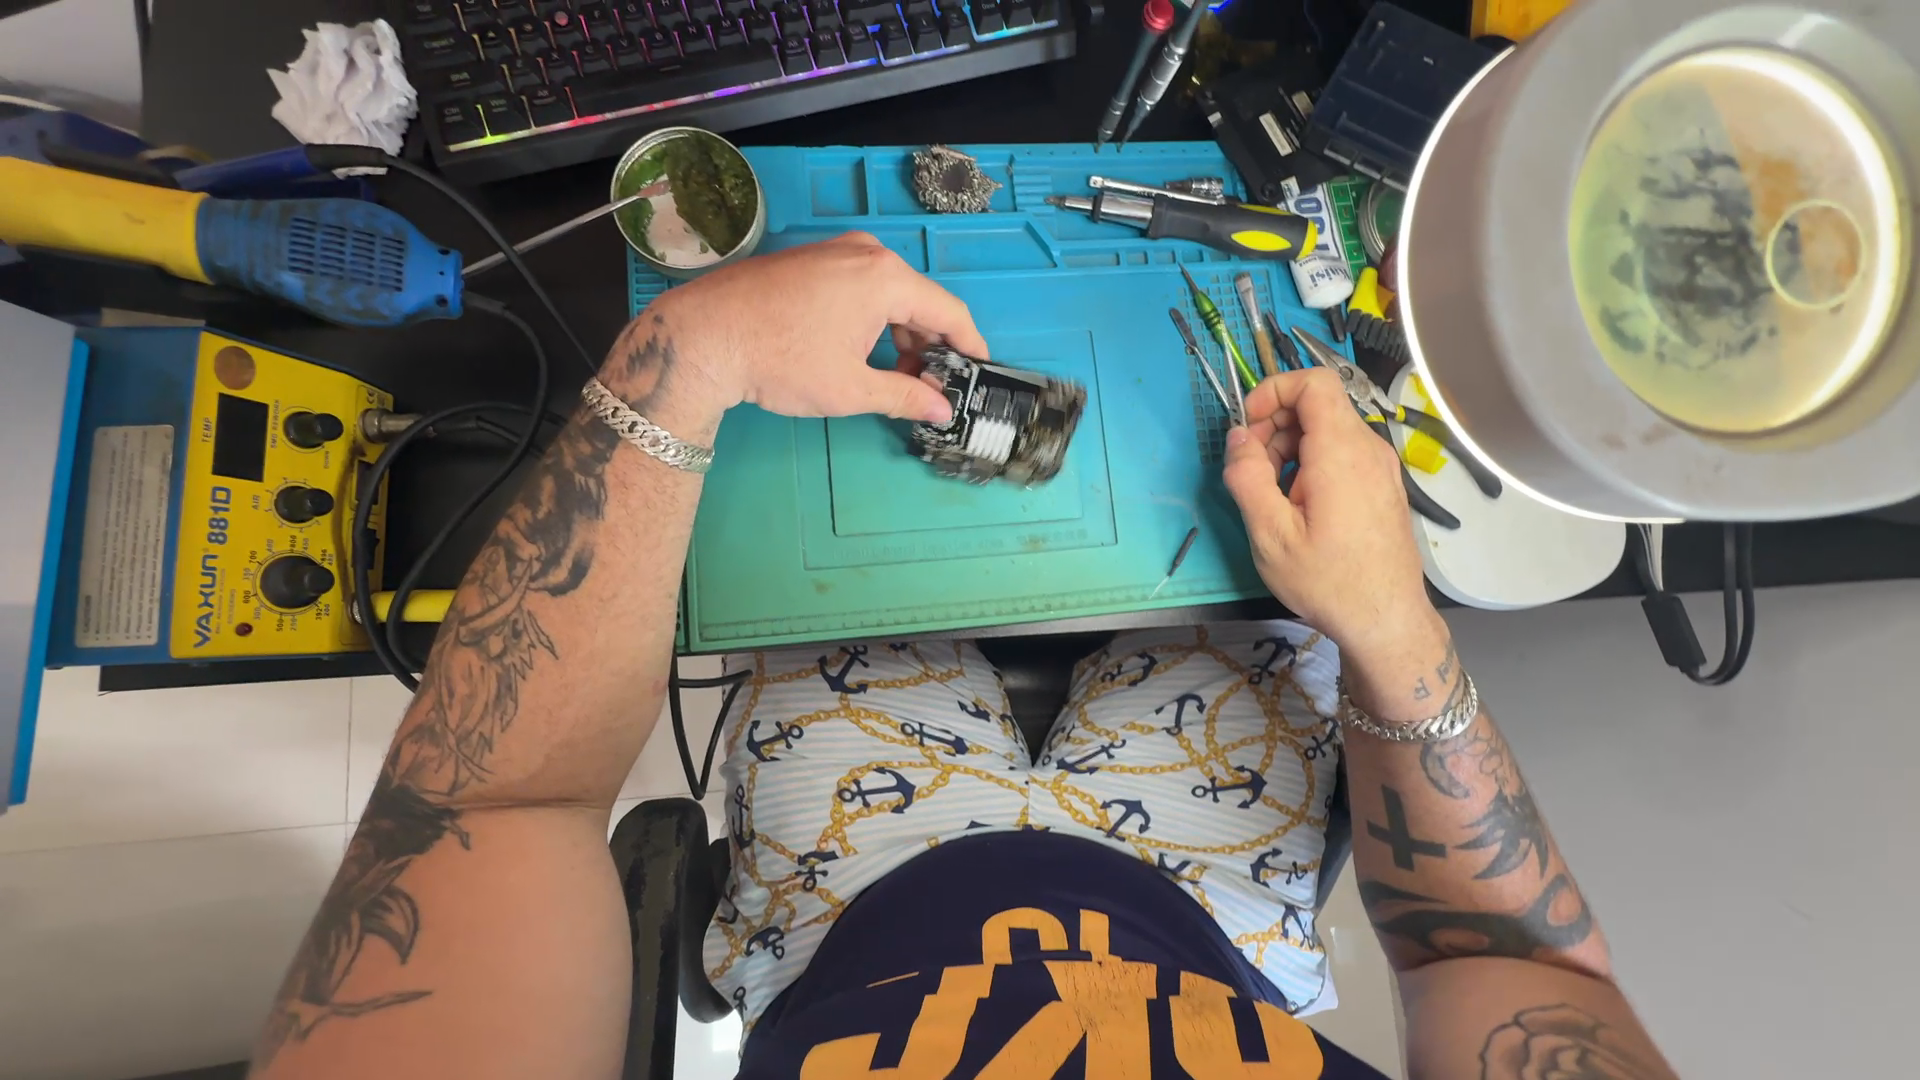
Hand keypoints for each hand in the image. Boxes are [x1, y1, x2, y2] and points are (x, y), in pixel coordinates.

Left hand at [636, 231, 984, 424]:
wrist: (702, 336)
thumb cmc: (781, 362)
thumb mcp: (850, 390)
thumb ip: (904, 398)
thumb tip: (940, 411)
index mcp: (887, 278)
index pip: (949, 312)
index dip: (970, 345)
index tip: (980, 371)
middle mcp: (867, 254)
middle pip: (919, 301)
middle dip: (931, 346)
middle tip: (931, 387)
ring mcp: (836, 251)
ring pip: (890, 294)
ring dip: (901, 334)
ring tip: (896, 377)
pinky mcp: (812, 259)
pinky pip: (862, 287)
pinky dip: (874, 319)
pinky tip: (864, 351)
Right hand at [1221, 368, 1440, 659]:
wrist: (1385, 619)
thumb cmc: (1327, 580)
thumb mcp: (1270, 535)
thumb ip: (1247, 478)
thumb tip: (1236, 438)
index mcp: (1341, 452)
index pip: (1313, 382)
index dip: (1272, 391)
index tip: (1246, 427)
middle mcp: (1367, 449)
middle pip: (1316, 405)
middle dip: (1272, 426)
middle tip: (1249, 471)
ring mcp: (1379, 466)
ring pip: (1326, 430)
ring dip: (1287, 448)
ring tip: (1270, 495)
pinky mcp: (1381, 484)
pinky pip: (1339, 453)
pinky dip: (1308, 464)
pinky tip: (1296, 506)